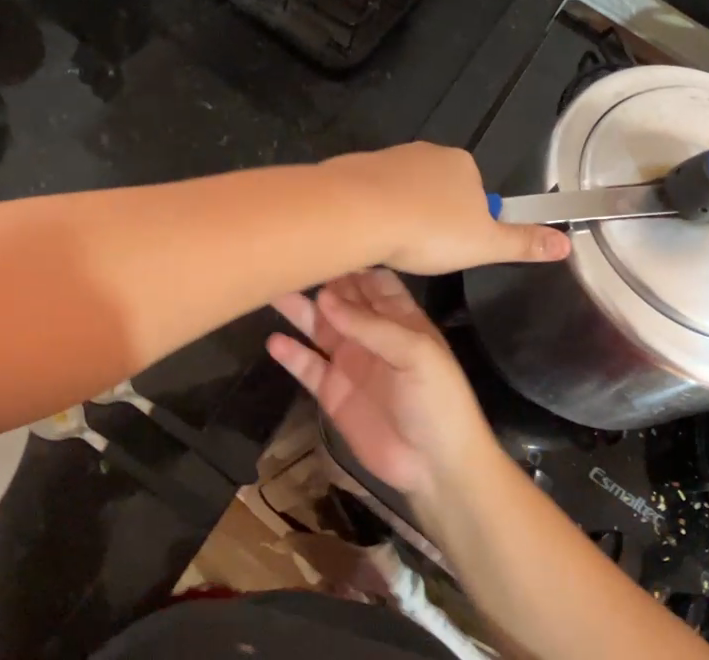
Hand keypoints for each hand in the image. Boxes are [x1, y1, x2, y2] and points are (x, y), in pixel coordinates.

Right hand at [266, 270, 496, 499]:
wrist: (436, 466)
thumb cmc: (438, 400)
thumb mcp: (416, 354)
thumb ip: (371, 324)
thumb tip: (326, 297)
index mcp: (400, 319)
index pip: (373, 280)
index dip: (352, 262)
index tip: (323, 242)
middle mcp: (372, 334)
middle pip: (341, 299)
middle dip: (318, 279)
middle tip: (286, 259)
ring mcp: (350, 362)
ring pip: (318, 327)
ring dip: (297, 310)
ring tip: (270, 290)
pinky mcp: (333, 392)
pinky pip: (307, 366)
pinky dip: (291, 354)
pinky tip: (274, 341)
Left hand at [322, 142, 569, 274]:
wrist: (359, 212)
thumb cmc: (429, 230)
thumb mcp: (485, 244)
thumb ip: (523, 243)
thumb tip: (565, 244)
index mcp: (463, 164)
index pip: (476, 194)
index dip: (468, 223)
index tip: (454, 246)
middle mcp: (428, 152)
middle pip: (439, 190)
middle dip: (434, 218)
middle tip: (424, 251)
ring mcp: (391, 157)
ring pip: (404, 192)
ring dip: (402, 214)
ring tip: (395, 245)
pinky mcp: (358, 168)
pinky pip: (373, 193)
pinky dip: (375, 211)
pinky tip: (370, 234)